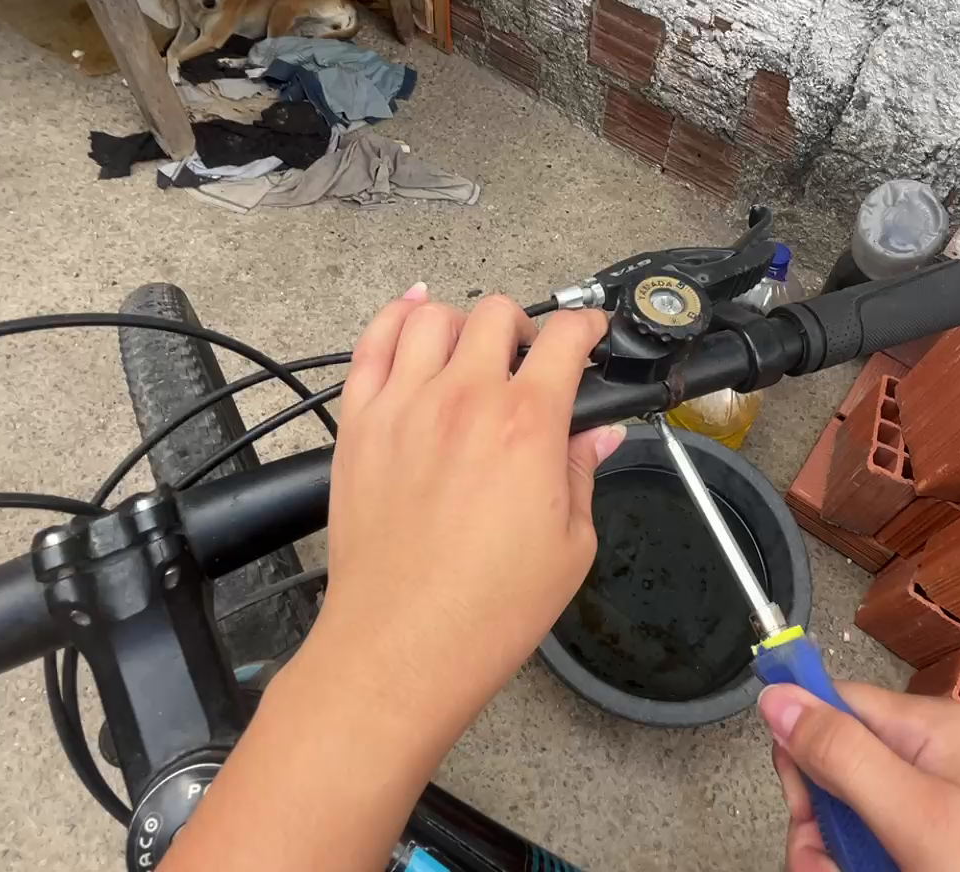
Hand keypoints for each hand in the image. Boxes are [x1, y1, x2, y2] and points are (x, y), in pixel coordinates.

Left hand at [163, 286, 620, 871]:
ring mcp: (405, 405)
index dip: (587, 325)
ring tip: (472, 350)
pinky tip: (412, 312)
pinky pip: (370, 344)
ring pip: (432, 316)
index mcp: (526, 425)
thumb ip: (582, 473)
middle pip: (497, 313)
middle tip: (530, 359)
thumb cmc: (488, 608)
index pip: (564, 337)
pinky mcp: (361, 424)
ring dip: (463, 322)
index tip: (590, 333)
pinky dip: (394, 317)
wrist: (400, 648)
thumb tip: (598, 437)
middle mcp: (465, 399)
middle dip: (524, 327)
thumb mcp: (570, 545)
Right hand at [759, 682, 959, 871]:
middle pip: (829, 767)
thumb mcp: (921, 816)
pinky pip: (866, 851)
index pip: (832, 703)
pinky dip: (853, 870)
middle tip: (830, 866)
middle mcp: (922, 760)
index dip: (801, 745)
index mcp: (925, 728)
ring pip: (841, 819)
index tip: (802, 803)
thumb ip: (844, 753)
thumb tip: (772, 693)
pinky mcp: (926, 852)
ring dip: (830, 858)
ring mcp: (925, 811)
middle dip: (817, 821)